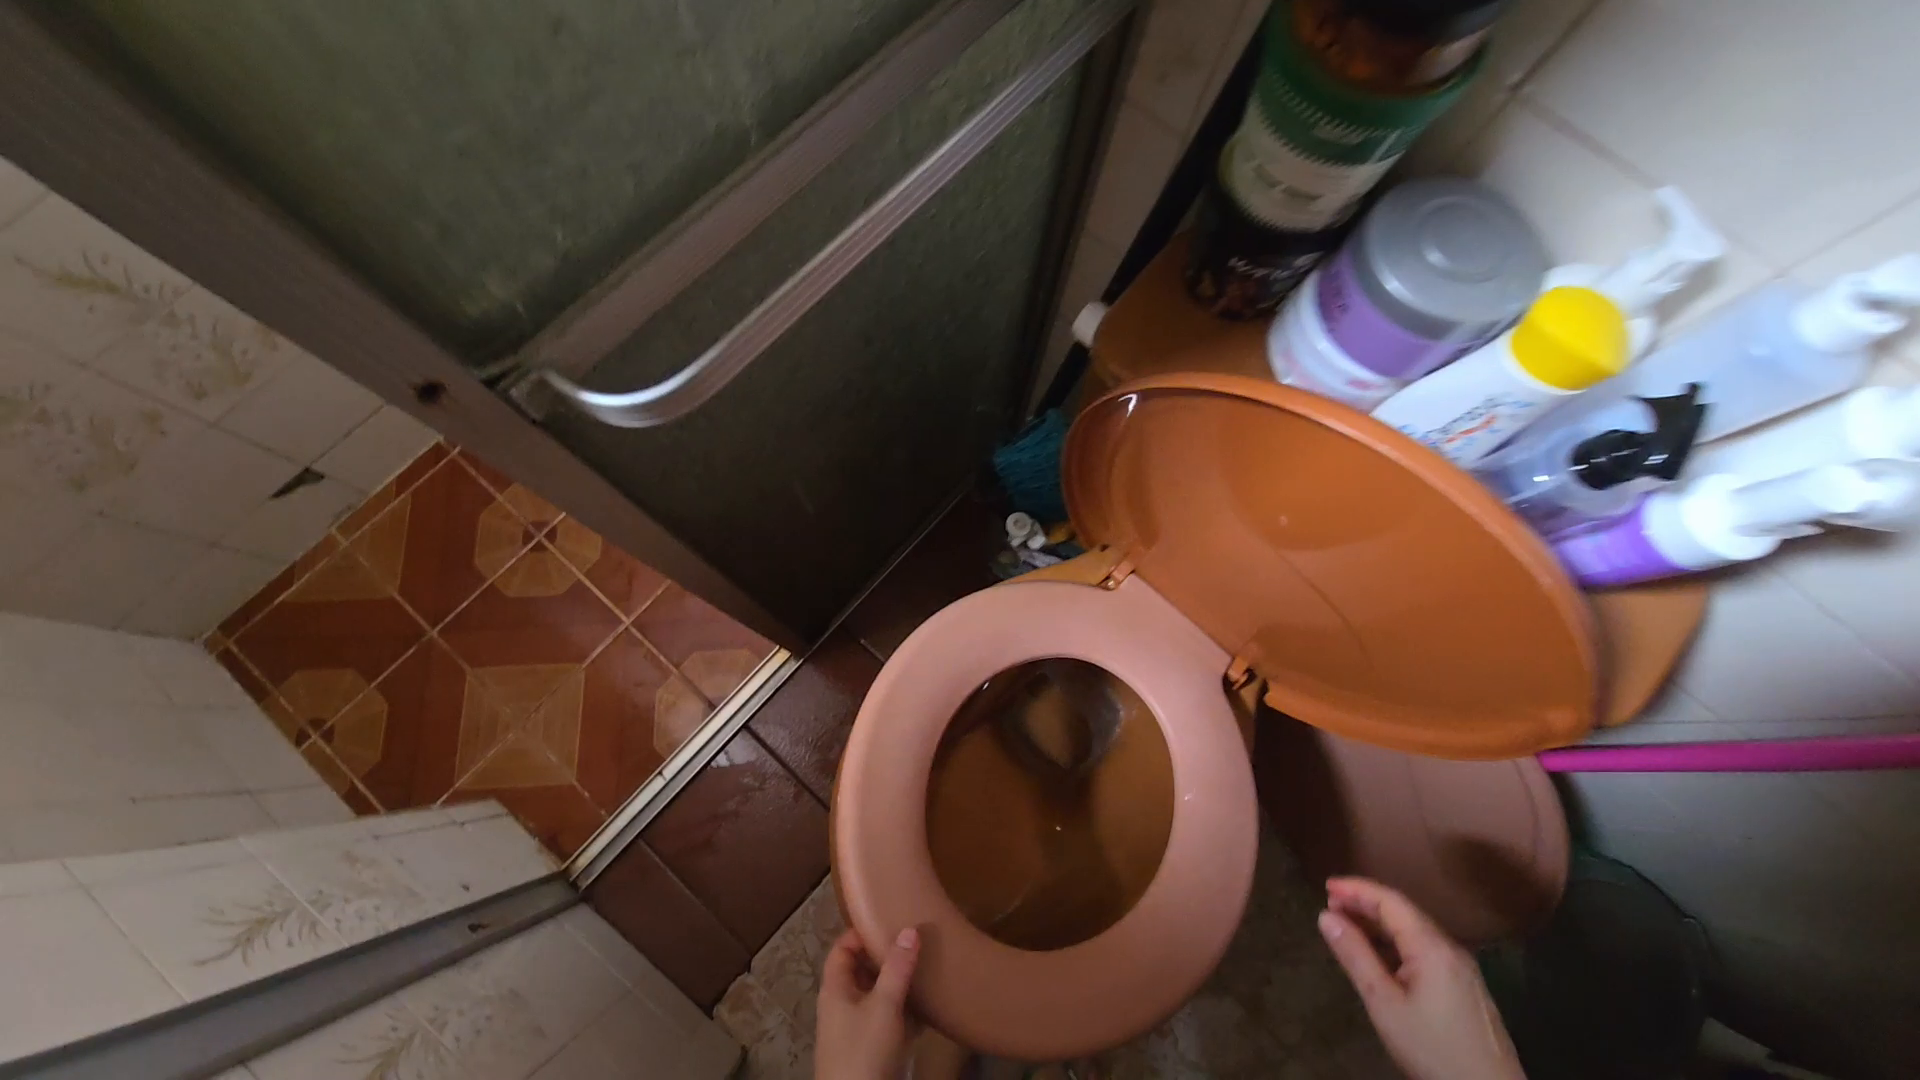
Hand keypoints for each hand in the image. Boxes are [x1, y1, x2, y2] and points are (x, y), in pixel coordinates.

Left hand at [815, 926, 921, 1079]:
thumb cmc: (864, 1050)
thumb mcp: (884, 1005)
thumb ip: (897, 967)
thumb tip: (910, 929)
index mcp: (836, 989)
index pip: (842, 949)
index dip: (861, 933)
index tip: (889, 921)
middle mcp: (842, 1005)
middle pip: (861, 971)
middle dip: (886, 957)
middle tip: (913, 943)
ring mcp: (856, 1030)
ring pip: (877, 996)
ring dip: (898, 984)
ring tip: (924, 968)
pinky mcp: (871, 1050)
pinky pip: (888, 1021)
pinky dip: (904, 1011)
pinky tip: (926, 1007)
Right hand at [1318, 877, 1524, 1079]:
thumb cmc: (1432, 1049)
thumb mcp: (1384, 1003)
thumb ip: (1355, 956)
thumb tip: (1326, 916)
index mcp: (1432, 947)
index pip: (1390, 901)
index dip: (1356, 889)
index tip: (1325, 884)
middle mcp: (1451, 949)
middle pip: (1404, 913)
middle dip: (1365, 904)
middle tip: (1330, 905)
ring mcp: (1462, 970)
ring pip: (1415, 933)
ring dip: (1380, 925)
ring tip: (1348, 928)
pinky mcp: (1466, 989)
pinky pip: (1425, 952)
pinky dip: (1396, 944)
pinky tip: (1380, 958)